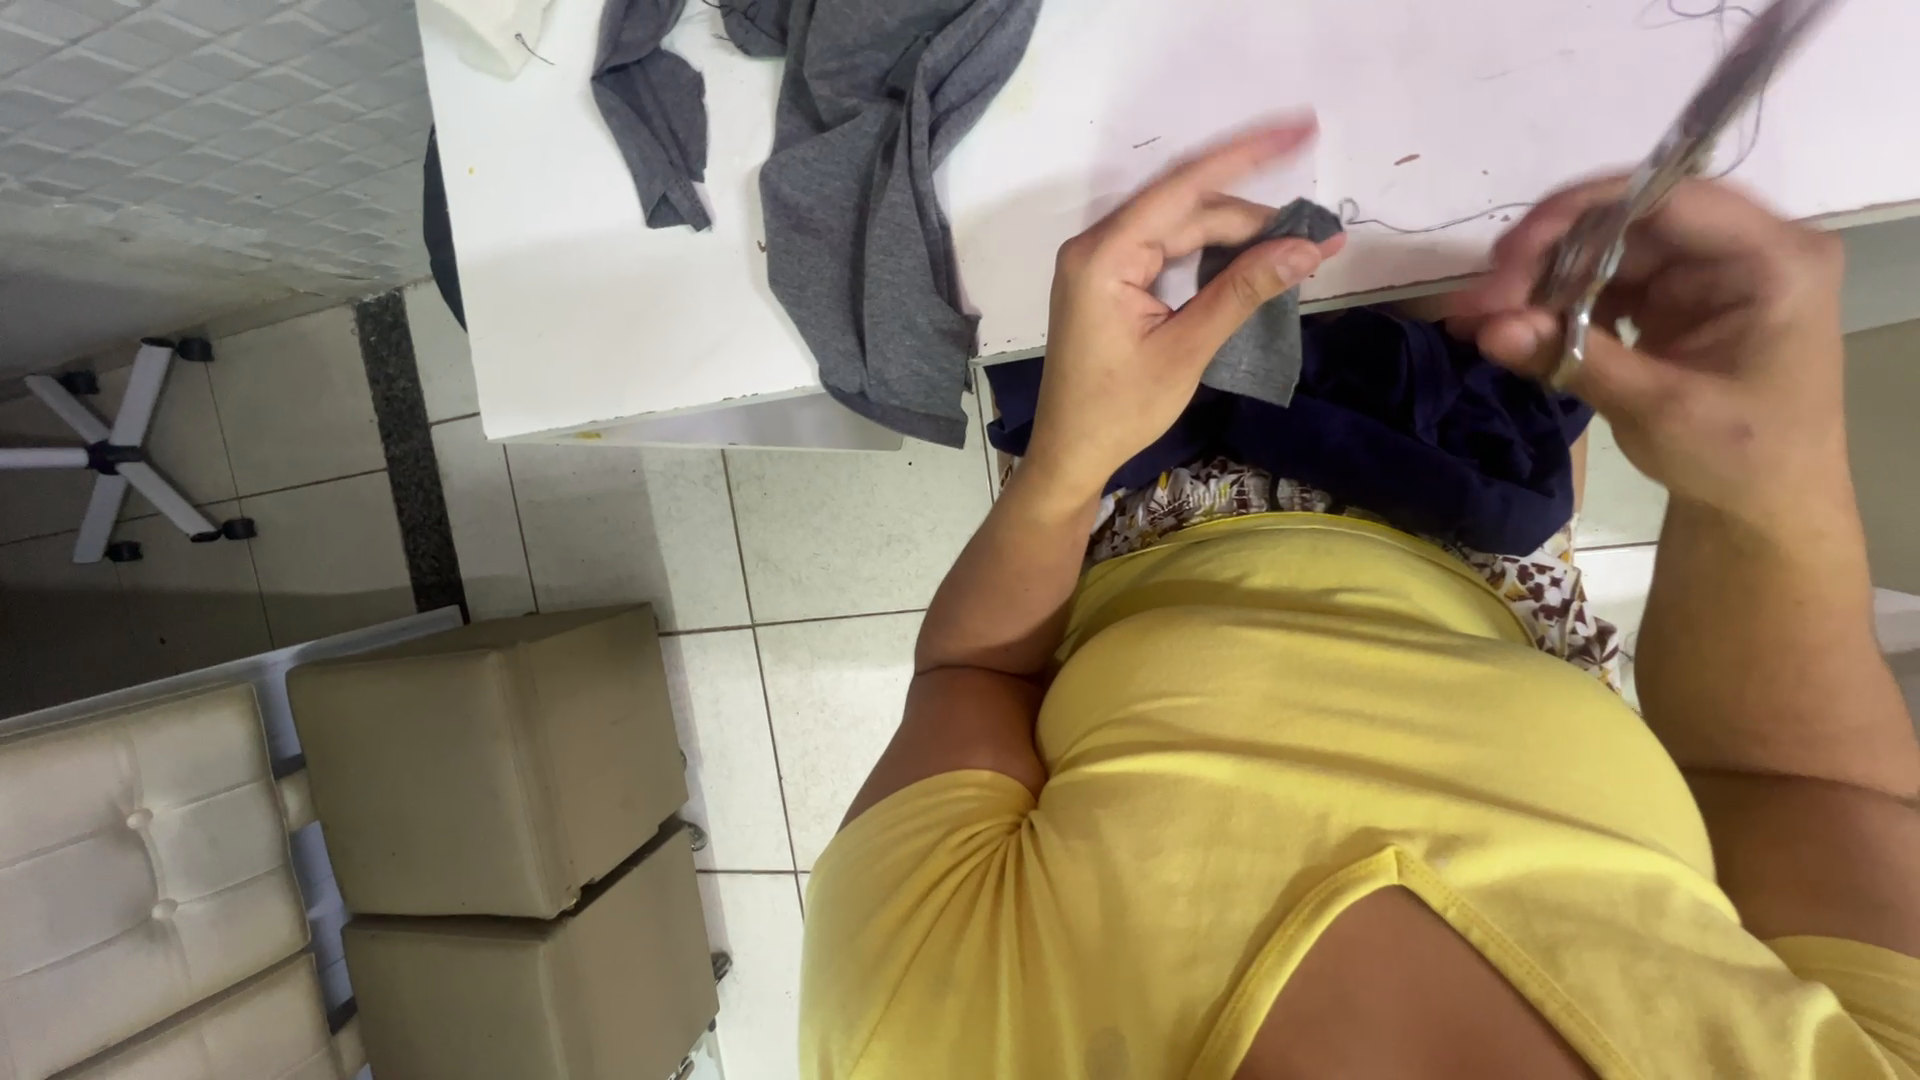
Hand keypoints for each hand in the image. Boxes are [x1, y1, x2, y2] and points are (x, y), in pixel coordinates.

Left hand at [1022, 119, 1346, 498]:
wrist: (1071, 453)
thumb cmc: (1119, 411)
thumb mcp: (1185, 350)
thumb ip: (1243, 291)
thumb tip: (1308, 248)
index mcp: (1103, 257)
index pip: (1182, 187)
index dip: (1246, 156)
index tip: (1300, 128)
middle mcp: (1094, 247)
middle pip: (1182, 209)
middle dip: (1247, 217)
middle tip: (1310, 234)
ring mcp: (1096, 265)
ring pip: (1174, 229)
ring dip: (1229, 235)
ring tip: (1287, 248)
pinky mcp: (1104, 284)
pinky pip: (1160, 252)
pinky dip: (1202, 255)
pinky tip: (1242, 262)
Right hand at [1447, 177, 1849, 527]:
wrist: (1759, 497)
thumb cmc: (1737, 454)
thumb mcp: (1657, 408)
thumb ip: (1573, 360)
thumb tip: (1487, 329)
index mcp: (1769, 261)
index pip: (1669, 202)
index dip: (1580, 215)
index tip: (1506, 254)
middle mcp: (1735, 252)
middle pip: (1624, 226)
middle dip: (1544, 258)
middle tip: (1478, 299)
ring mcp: (1698, 276)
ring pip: (1601, 255)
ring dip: (1535, 284)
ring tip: (1477, 317)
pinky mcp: (1666, 302)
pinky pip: (1596, 287)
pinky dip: (1547, 306)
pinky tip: (1505, 328)